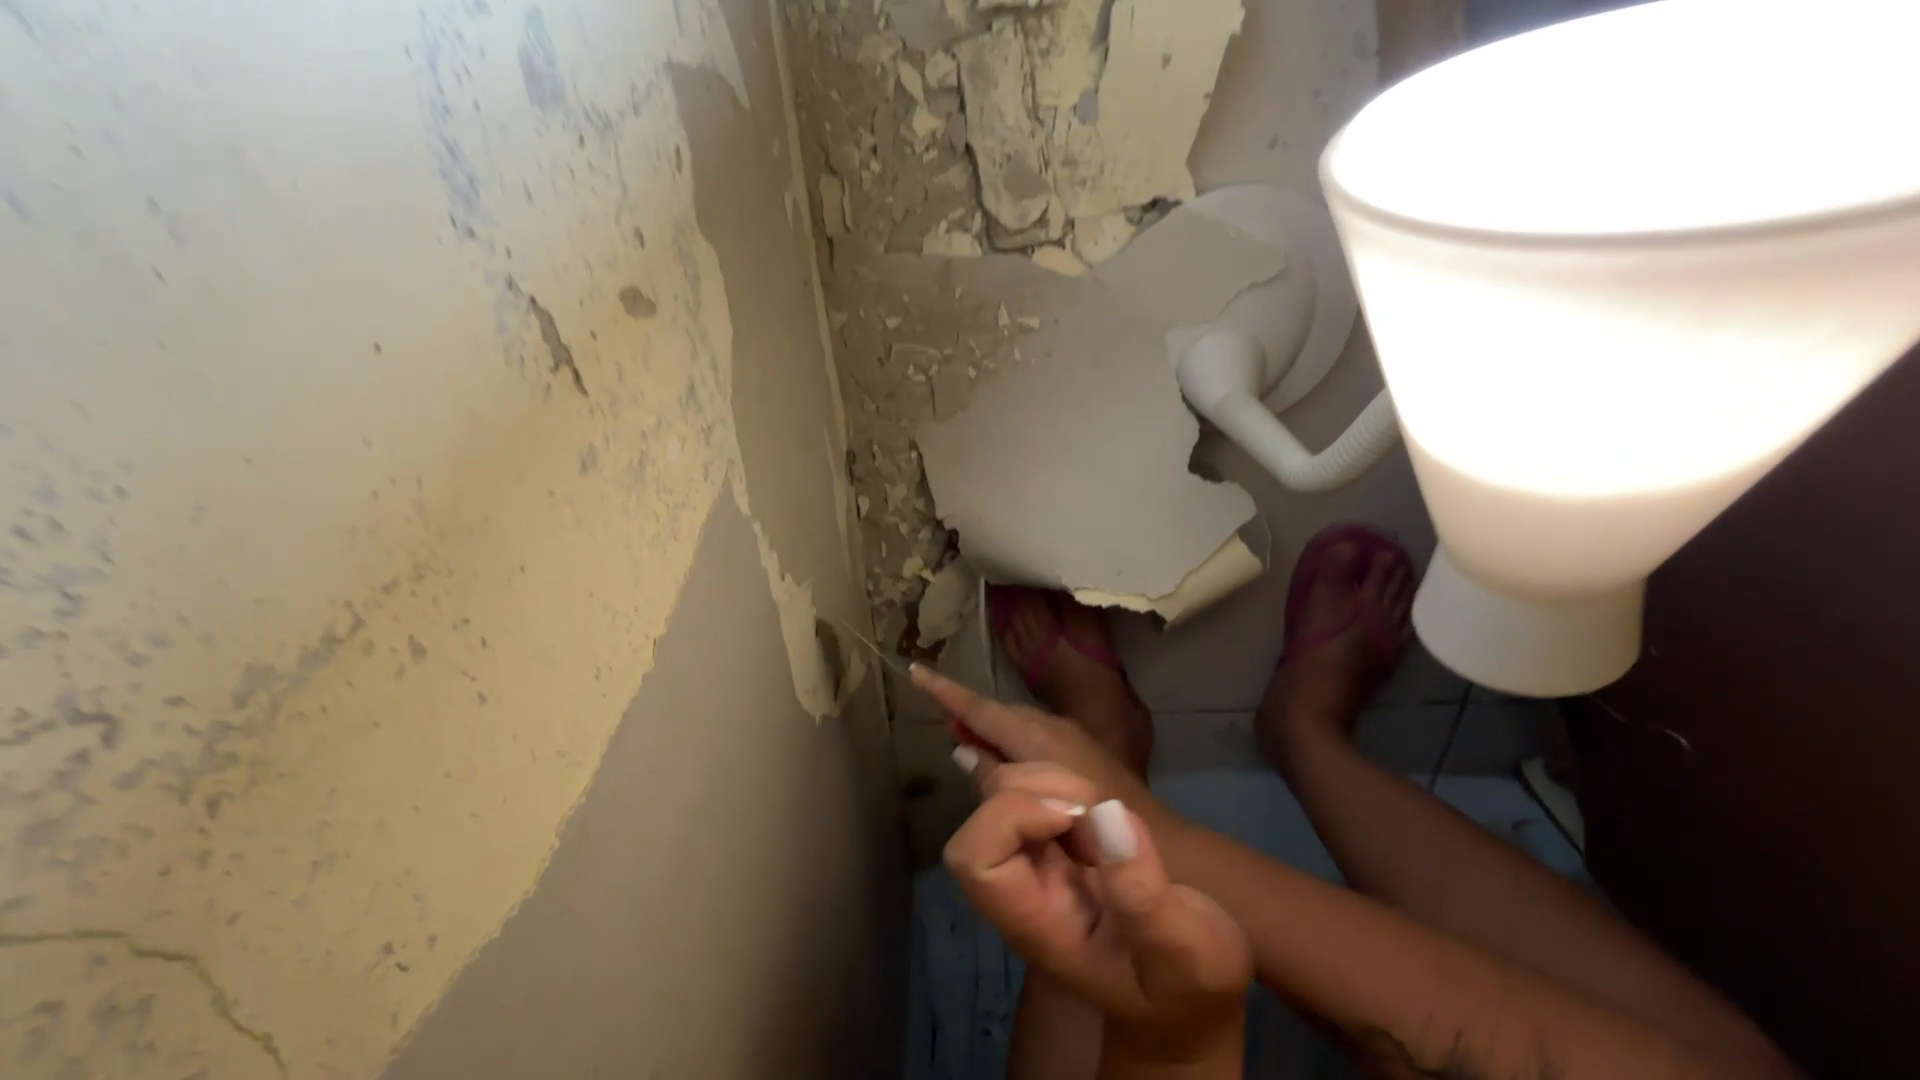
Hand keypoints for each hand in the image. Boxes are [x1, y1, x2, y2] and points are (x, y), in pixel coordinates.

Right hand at [911, 664, 1168, 830]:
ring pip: (1018, 723)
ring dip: (990, 722)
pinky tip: (1002, 754)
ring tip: (960, 726)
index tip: (918, 671)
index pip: (985, 710)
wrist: (1165, 847)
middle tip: (935, 702)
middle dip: (968, 708)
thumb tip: (966, 754)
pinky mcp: (1085, 752)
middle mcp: (1055, 729)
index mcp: (1041, 739)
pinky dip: (1010, 738)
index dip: (949, 694)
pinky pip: (1033, 736)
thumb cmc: (1102, 832)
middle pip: (1001, 713)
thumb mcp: (1045, 806)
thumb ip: (999, 780)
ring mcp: (1073, 738)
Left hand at [945, 758, 1252, 1064]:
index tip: (1076, 817)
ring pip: (1008, 793)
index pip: (974, 860)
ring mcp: (1037, 864)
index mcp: (1035, 924)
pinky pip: (1037, 795)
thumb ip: (1144, 896)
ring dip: (1057, 781)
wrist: (1188, 1003)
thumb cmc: (1187, 986)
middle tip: (1098, 809)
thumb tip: (1108, 816)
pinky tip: (1105, 813)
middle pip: (986, 814)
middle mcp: (1022, 888)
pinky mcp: (1057, 847)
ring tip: (1107, 812)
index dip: (1011, 818)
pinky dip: (1069, 786)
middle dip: (1040, 789)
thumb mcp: (1189, 953)